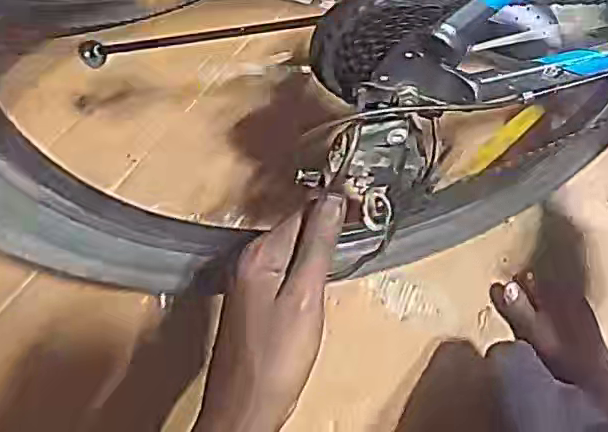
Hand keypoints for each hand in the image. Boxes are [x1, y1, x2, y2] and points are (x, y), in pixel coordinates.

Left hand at [193, 193, 346, 431]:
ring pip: (294, 244)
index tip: (364, 207)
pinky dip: (309, 260)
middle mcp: (249, 261)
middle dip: (331, 220)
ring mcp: (249, 281)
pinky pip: (288, 264)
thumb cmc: (274, 362)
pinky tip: (324, 269)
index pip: (305, 210)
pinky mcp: (254, 299)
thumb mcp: (306, 296)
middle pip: (299, 224)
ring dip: (321, 240)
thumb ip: (320, 243)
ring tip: (350, 240)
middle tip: (363, 222)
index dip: (338, 205)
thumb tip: (335, 198)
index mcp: (259, 254)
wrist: (243, 417)